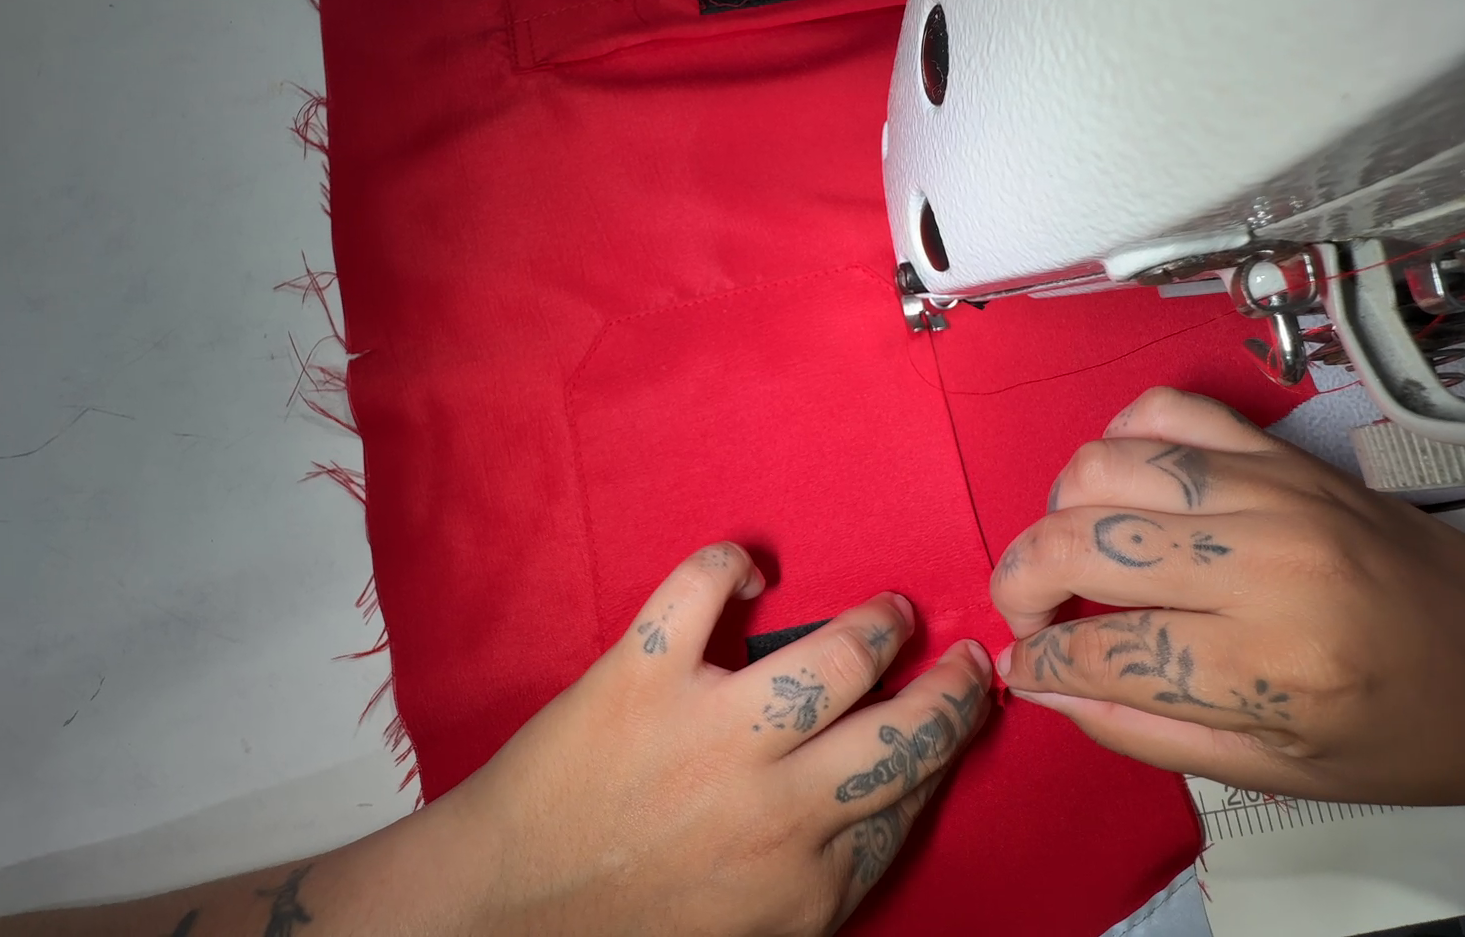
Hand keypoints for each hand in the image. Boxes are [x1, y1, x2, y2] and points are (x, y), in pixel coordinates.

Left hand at [431, 542, 993, 935]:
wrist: (504, 918)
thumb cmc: (630, 925)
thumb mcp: (759, 930)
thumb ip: (829, 873)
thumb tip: (884, 800)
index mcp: (807, 878)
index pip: (911, 796)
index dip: (944, 749)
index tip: (956, 714)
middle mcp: (774, 805)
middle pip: (904, 732)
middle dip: (950, 689)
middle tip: (961, 657)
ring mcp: (708, 731)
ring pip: (831, 656)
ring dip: (874, 625)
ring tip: (888, 611)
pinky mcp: (641, 677)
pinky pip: (698, 591)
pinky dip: (728, 564)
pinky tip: (749, 573)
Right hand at [988, 386, 1464, 826]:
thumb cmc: (1409, 731)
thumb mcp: (1277, 772)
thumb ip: (1139, 731)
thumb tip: (1039, 684)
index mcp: (1272, 665)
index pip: (1097, 651)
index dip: (1038, 662)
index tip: (1026, 664)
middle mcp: (1263, 563)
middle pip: (1076, 545)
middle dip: (1018, 583)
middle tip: (1027, 610)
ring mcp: (1269, 490)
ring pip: (1099, 468)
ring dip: (1057, 514)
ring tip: (1074, 549)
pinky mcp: (1277, 452)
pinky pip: (1160, 410)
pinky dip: (1117, 440)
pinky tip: (1123, 486)